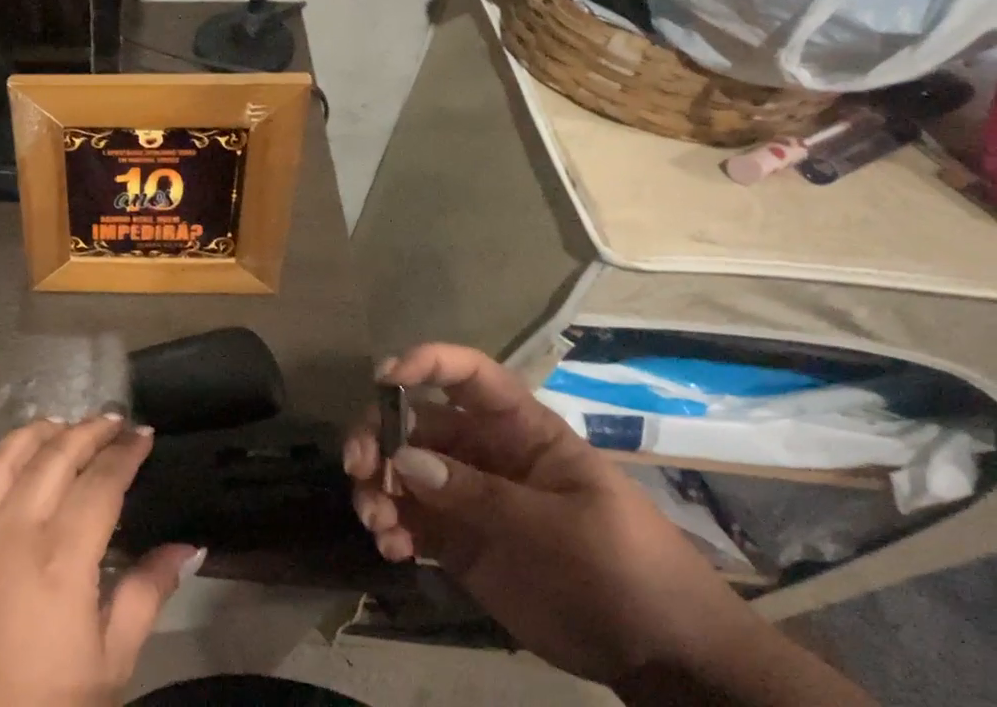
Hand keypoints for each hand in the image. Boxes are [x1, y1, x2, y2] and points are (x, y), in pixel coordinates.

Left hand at [0, 417, 202, 706]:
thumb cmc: (54, 699)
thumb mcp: (114, 656)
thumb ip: (147, 592)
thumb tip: (189, 546)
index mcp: (62, 558)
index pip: (100, 483)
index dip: (126, 454)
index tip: (144, 435)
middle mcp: (14, 531)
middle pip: (54, 459)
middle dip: (88, 433)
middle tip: (113, 422)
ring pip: (4, 460)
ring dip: (36, 434)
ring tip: (63, 424)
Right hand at [344, 343, 768, 684]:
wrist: (663, 655)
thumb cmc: (626, 570)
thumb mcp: (559, 527)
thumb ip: (479, 493)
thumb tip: (402, 459)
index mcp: (521, 432)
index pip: (469, 377)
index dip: (426, 363)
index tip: (383, 376)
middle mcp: (484, 454)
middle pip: (414, 422)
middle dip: (376, 436)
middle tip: (356, 468)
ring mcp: (467, 498)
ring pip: (400, 471)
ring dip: (376, 488)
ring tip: (377, 523)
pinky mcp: (455, 541)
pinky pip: (406, 519)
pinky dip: (389, 528)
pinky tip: (392, 550)